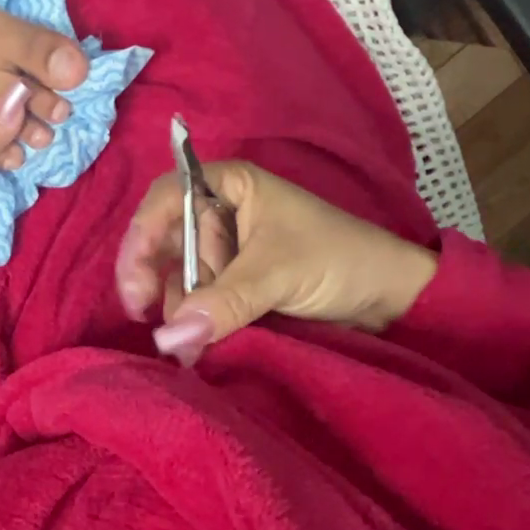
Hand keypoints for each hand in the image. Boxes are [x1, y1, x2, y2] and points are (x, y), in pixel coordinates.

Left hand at [0, 83, 32, 313]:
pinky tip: (46, 160)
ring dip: (25, 148)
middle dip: (20, 122)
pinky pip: (6, 178)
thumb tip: (22, 93)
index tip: (40, 87)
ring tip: (48, 142)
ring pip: (2, 151)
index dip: (2, 92)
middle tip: (54, 117)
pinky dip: (23, 172)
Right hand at [115, 161, 438, 364]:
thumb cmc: (338, 260)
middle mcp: (221, 211)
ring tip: (184, 341)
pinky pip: (198, 295)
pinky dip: (192, 318)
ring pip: (179, 270)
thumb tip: (168, 340)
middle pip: (165, 236)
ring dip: (175, 304)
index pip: (167, 197)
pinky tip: (193, 342)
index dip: (142, 234)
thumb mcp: (277, 275)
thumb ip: (222, 303)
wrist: (394, 299)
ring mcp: (227, 247)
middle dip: (153, 276)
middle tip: (144, 315)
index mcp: (230, 186)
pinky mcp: (235, 281)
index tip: (135, 280)